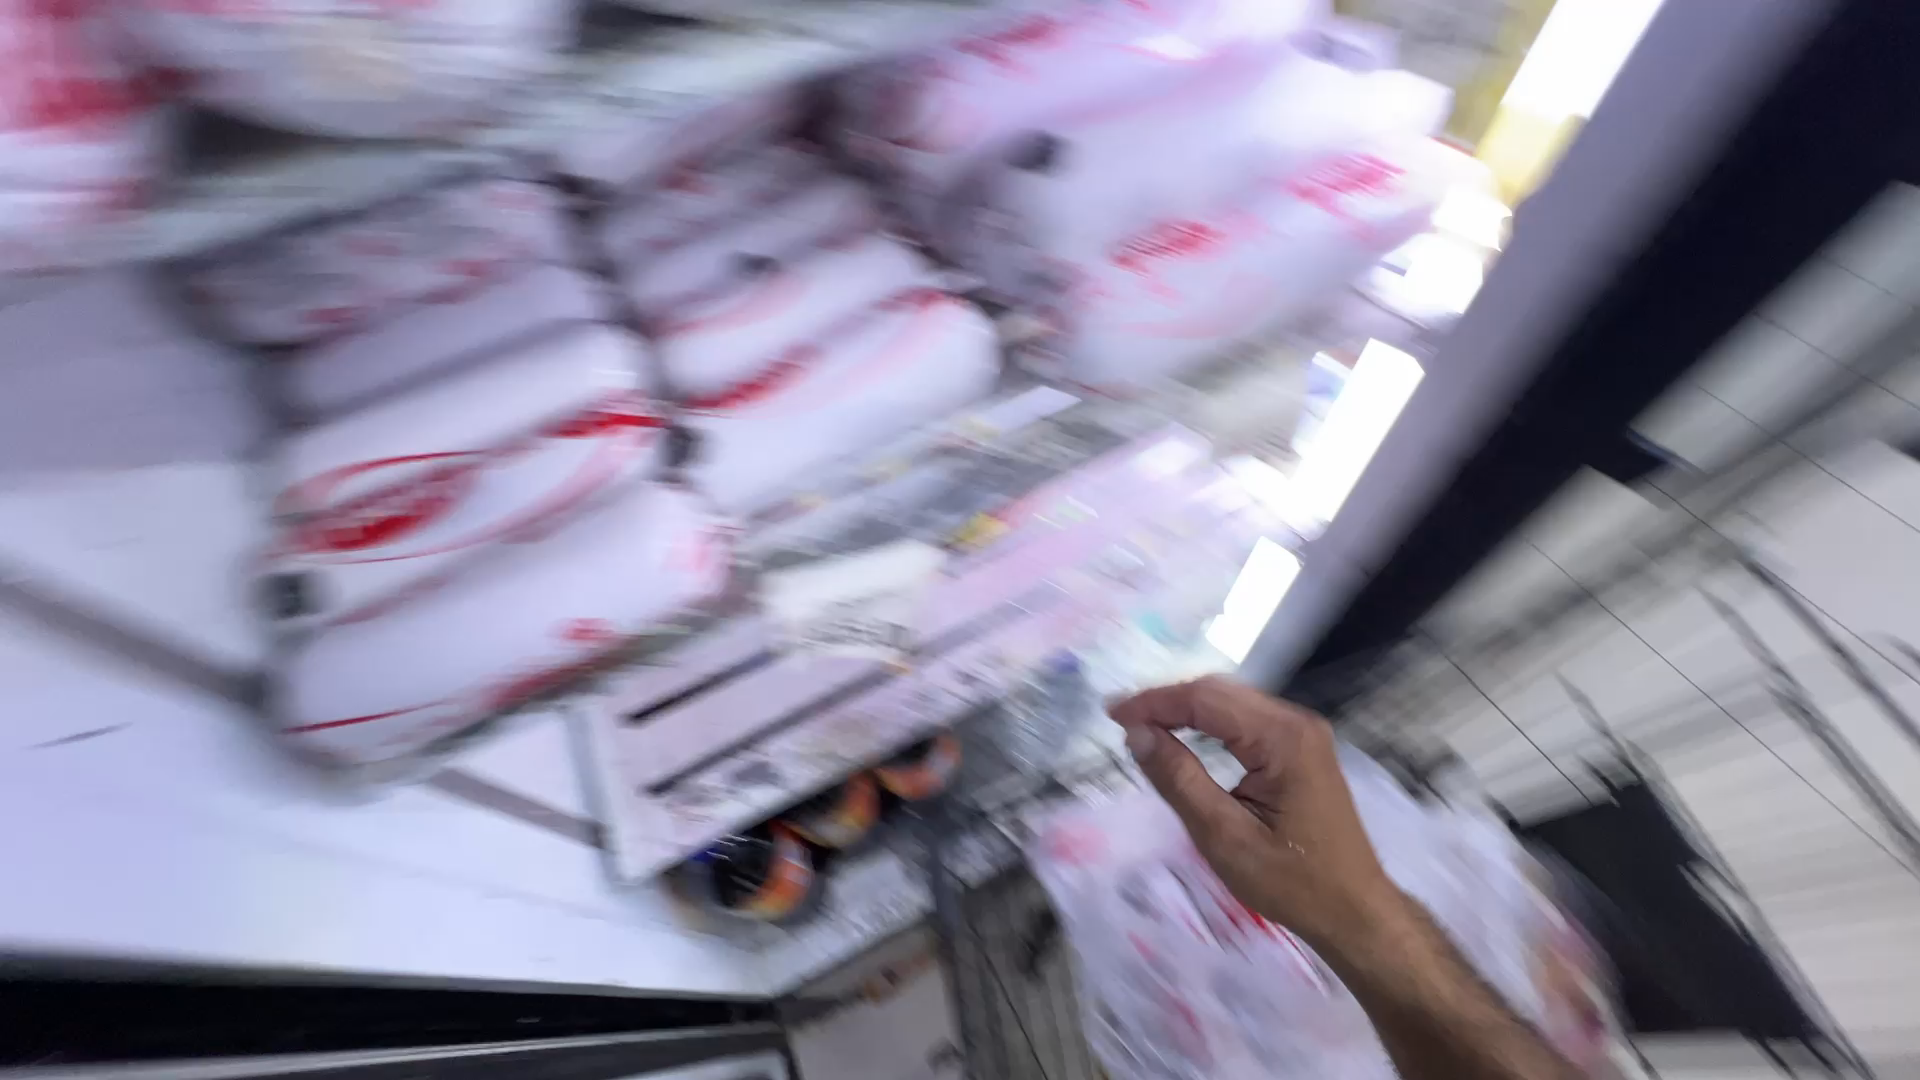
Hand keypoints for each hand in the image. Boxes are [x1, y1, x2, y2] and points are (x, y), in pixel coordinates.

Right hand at [1108, 676, 1398, 950]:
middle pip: (1217, 691)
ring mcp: (1300, 731)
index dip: (1154, 702)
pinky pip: (1242, 717)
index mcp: (1282, 738)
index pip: (1205, 700)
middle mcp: (1295, 721)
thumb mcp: (1224, 837)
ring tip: (1141, 723)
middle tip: (1121, 718)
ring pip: (1229, 700)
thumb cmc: (1292, 883)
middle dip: (1165, 700)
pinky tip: (1181, 731)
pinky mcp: (1298, 745)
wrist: (1357, 914)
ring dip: (1183, 707)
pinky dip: (1205, 719)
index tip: (1113, 715)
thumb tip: (1136, 733)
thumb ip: (1178, 779)